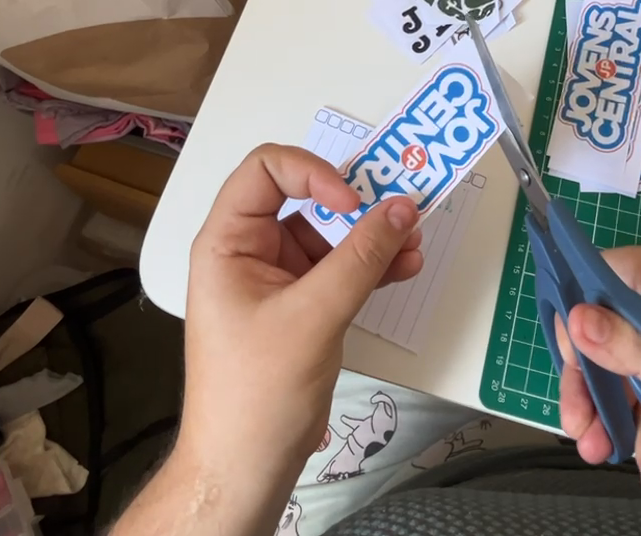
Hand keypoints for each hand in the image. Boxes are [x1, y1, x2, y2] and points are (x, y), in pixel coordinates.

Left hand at [171, 145, 423, 524]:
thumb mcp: (313, 317)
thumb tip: (402, 208)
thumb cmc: (257, 393)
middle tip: (398, 207)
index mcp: (228, 242)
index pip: (265, 171)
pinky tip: (404, 266)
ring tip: (412, 240)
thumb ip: (361, 258)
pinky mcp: (303, 303)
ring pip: (329, 234)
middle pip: (304, 199)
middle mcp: (251, 250)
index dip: (311, 173)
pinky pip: (341, 267)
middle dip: (354, 202)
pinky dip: (372, 264)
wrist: (247, 470)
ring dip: (371, 235)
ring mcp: (278, 277)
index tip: (351, 201)